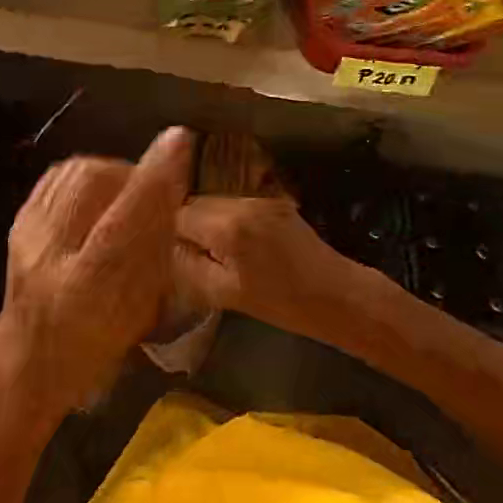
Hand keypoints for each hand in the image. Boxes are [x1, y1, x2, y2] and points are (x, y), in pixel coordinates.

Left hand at [0, 127, 195, 418]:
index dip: (153, 180)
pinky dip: (82, 175)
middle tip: (152, 186)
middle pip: (91, 183)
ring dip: (107, 170)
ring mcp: (27, 234)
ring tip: (125, 189)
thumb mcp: (138, 314)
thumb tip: (173, 196)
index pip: (121, 222)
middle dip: (131, 170)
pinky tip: (95, 191)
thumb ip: (155, 256)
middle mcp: (50, 254)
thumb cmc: (94, 349)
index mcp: (87, 289)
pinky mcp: (17, 222)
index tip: (180, 140)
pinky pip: (54, 178)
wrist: (28, 360)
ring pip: (71, 173)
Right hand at [172, 195, 399, 339]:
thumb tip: (162, 248)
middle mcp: (240, 202)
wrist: (339, 297)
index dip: (171, 233)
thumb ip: (185, 265)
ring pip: (212, 200)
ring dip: (207, 219)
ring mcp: (259, 199)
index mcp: (225, 226)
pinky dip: (226, 217)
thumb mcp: (222, 293)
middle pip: (193, 201)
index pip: (176, 214)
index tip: (174, 250)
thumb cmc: (281, 304)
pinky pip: (233, 202)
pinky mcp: (272, 201)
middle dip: (187, 223)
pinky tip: (234, 241)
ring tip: (213, 248)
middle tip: (191, 251)